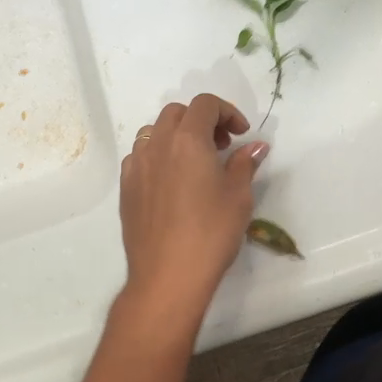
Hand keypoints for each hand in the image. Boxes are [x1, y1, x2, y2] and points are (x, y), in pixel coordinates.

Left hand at [118, 94, 267, 309]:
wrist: (168, 276)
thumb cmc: (211, 232)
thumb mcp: (238, 195)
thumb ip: (244, 163)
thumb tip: (255, 146)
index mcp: (188, 139)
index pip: (205, 104)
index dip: (227, 112)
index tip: (241, 135)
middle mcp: (157, 144)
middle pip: (177, 112)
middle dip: (202, 120)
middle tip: (222, 146)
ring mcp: (137, 166)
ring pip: (154, 132)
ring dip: (177, 135)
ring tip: (195, 162)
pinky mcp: (126, 188)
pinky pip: (140, 156)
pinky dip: (158, 155)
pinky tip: (173, 181)